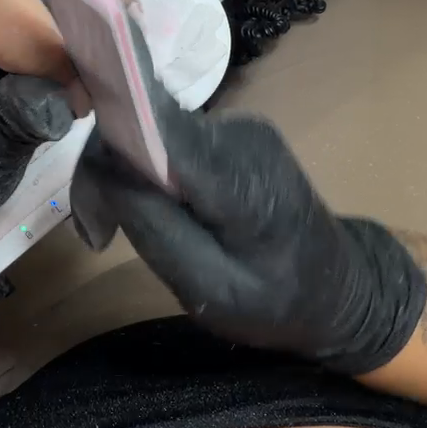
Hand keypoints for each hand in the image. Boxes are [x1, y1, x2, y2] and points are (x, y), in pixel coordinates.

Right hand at [69, 85, 426, 373]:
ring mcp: (239, 127)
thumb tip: (105, 165)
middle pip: (143, 127)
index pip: (156, 124)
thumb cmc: (276, 303)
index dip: (108, 130)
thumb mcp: (205, 288)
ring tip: (121, 227)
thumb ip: (153, 224)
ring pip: (150, 132)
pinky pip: (168, 139)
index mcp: (237, 178)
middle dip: (108, 172)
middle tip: (97, 233)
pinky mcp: (233, 132)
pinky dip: (149, 171)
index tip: (84, 181)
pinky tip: (154, 209)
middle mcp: (238, 133)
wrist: (343, 289)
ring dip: (126, 175)